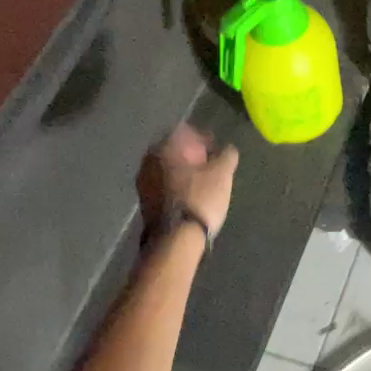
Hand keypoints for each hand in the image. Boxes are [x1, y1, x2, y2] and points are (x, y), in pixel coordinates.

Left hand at [139, 123, 238, 237]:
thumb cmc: (199, 199)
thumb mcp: (222, 175)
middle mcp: (148, 161)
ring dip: (182, 170)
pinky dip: (175, 184)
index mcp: (164, 147)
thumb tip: (228, 149)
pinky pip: (162, 184)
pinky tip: (190, 194)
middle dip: (190, 154)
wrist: (175, 240)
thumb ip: (227, 156)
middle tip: (209, 162)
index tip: (215, 147)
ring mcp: (142, 183)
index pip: (184, 131)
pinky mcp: (144, 202)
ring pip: (166, 168)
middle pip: (172, 149)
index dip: (202, 136)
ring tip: (201, 180)